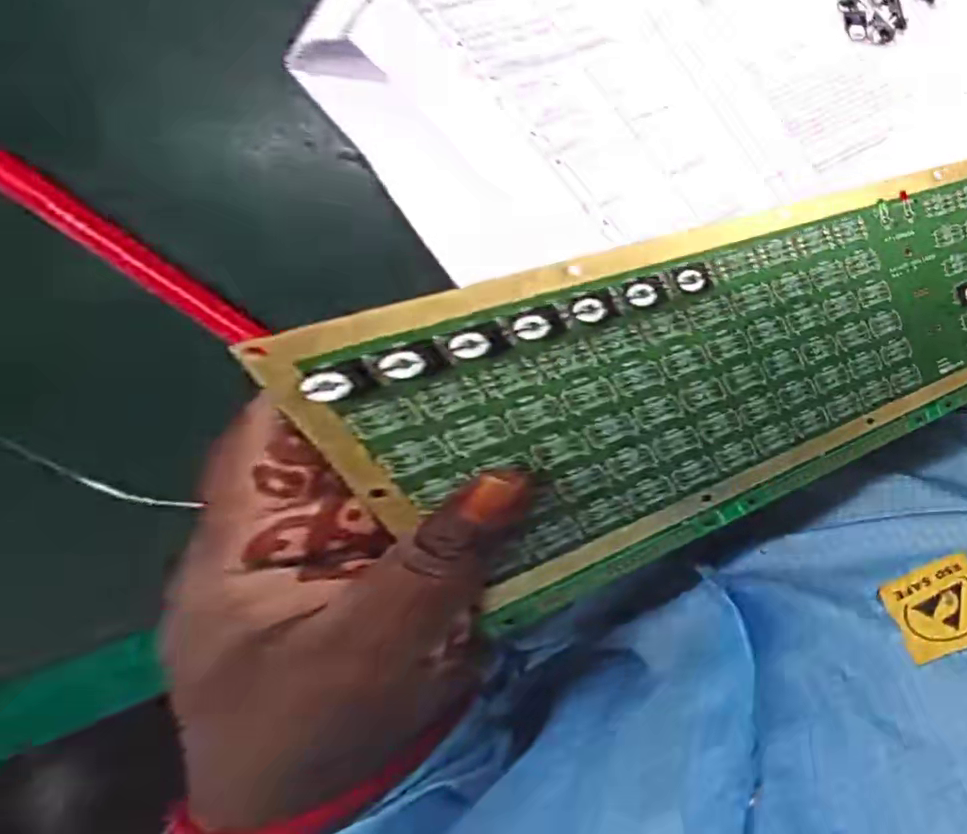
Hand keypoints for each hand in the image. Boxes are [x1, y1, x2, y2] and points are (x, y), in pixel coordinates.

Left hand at [162, 396, 528, 829]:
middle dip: (427, 408)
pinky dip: (500, 495)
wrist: (344, 794)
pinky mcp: (426, 568)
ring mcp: (376, 549)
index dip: (322, 382)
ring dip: (475, 450)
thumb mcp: (367, 642)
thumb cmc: (311, 726)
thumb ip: (438, 557)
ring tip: (533, 405)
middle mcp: (316, 531)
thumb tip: (513, 475)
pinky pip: (465, 517)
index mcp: (255, 543)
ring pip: (425, 479)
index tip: (396, 343)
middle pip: (366, 447)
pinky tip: (544, 470)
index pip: (272, 437)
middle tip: (494, 365)